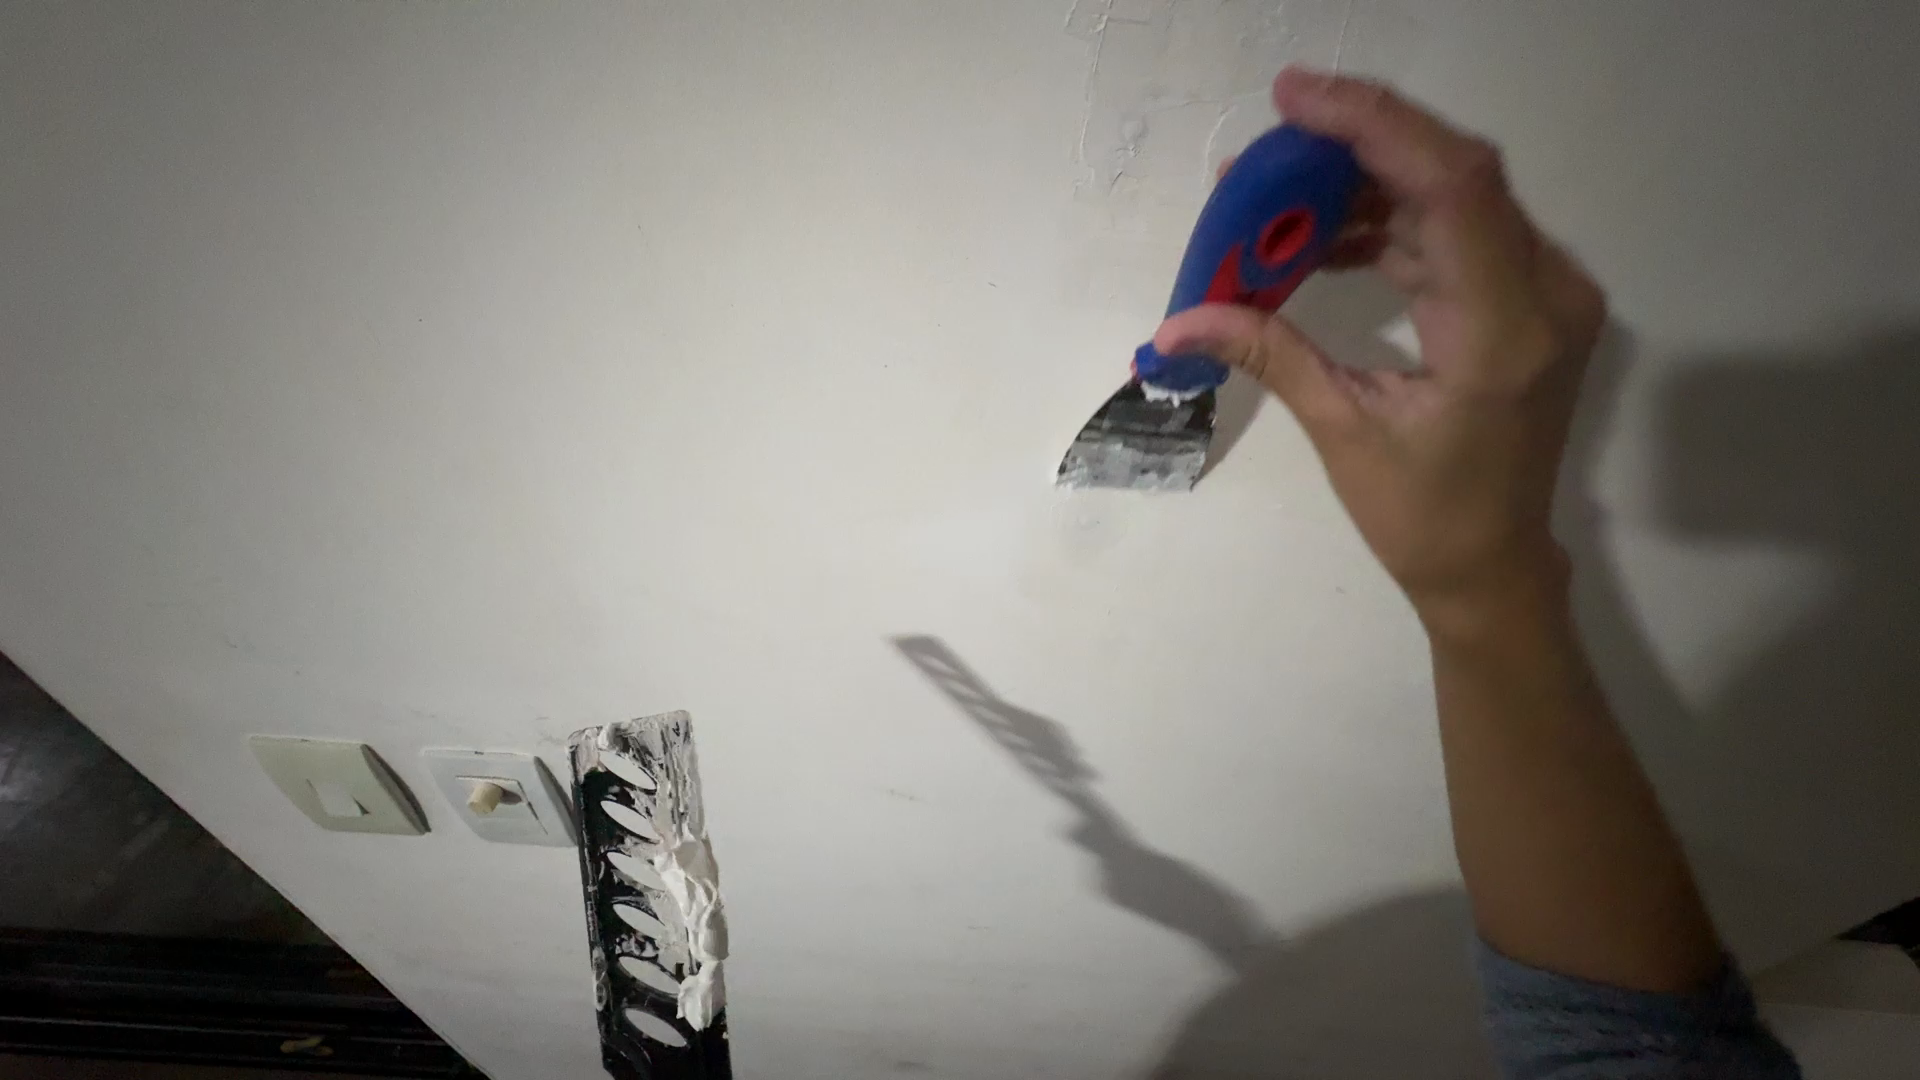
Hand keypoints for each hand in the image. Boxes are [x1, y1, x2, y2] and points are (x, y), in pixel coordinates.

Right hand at [1160, 69, 1604, 629]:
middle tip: (1265, 156)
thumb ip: (1267, 356)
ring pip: (1449, 202)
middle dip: (1352, 152)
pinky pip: (1449, 239)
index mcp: (1504, 329)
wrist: (1490, 563)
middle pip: (1452, 177)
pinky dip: (1383, 228)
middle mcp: (1542, 291)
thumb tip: (1176, 323)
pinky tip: (1320, 240)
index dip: (1373, 127)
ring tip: (1275, 200)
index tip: (1292, 100)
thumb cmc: (1421, 515)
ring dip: (1362, 190)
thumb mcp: (1340, 430)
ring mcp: (1538, 293)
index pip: (1453, 186)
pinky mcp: (1517, 303)